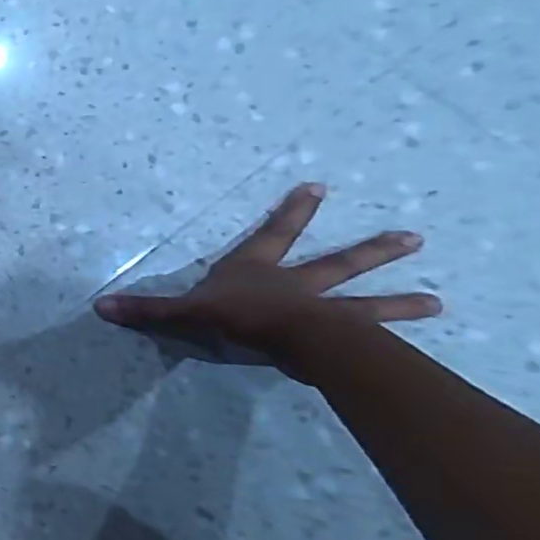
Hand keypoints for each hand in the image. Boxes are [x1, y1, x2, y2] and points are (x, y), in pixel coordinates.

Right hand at [93, 183, 442, 377]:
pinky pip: (366, 340)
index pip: (275, 232)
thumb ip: (147, 310)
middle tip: (414, 238)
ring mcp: (324, 313)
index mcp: (257, 269)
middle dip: (371, 251)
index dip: (293, 211)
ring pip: (365, 303)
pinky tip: (410, 353)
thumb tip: (100, 307)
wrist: (287, 342)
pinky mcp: (339, 342)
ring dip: (397, 301)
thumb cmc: (235, 318)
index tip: (318, 187)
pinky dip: (388, 342)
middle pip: (337, 263)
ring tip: (439, 302)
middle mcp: (297, 285)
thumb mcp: (183, 312)